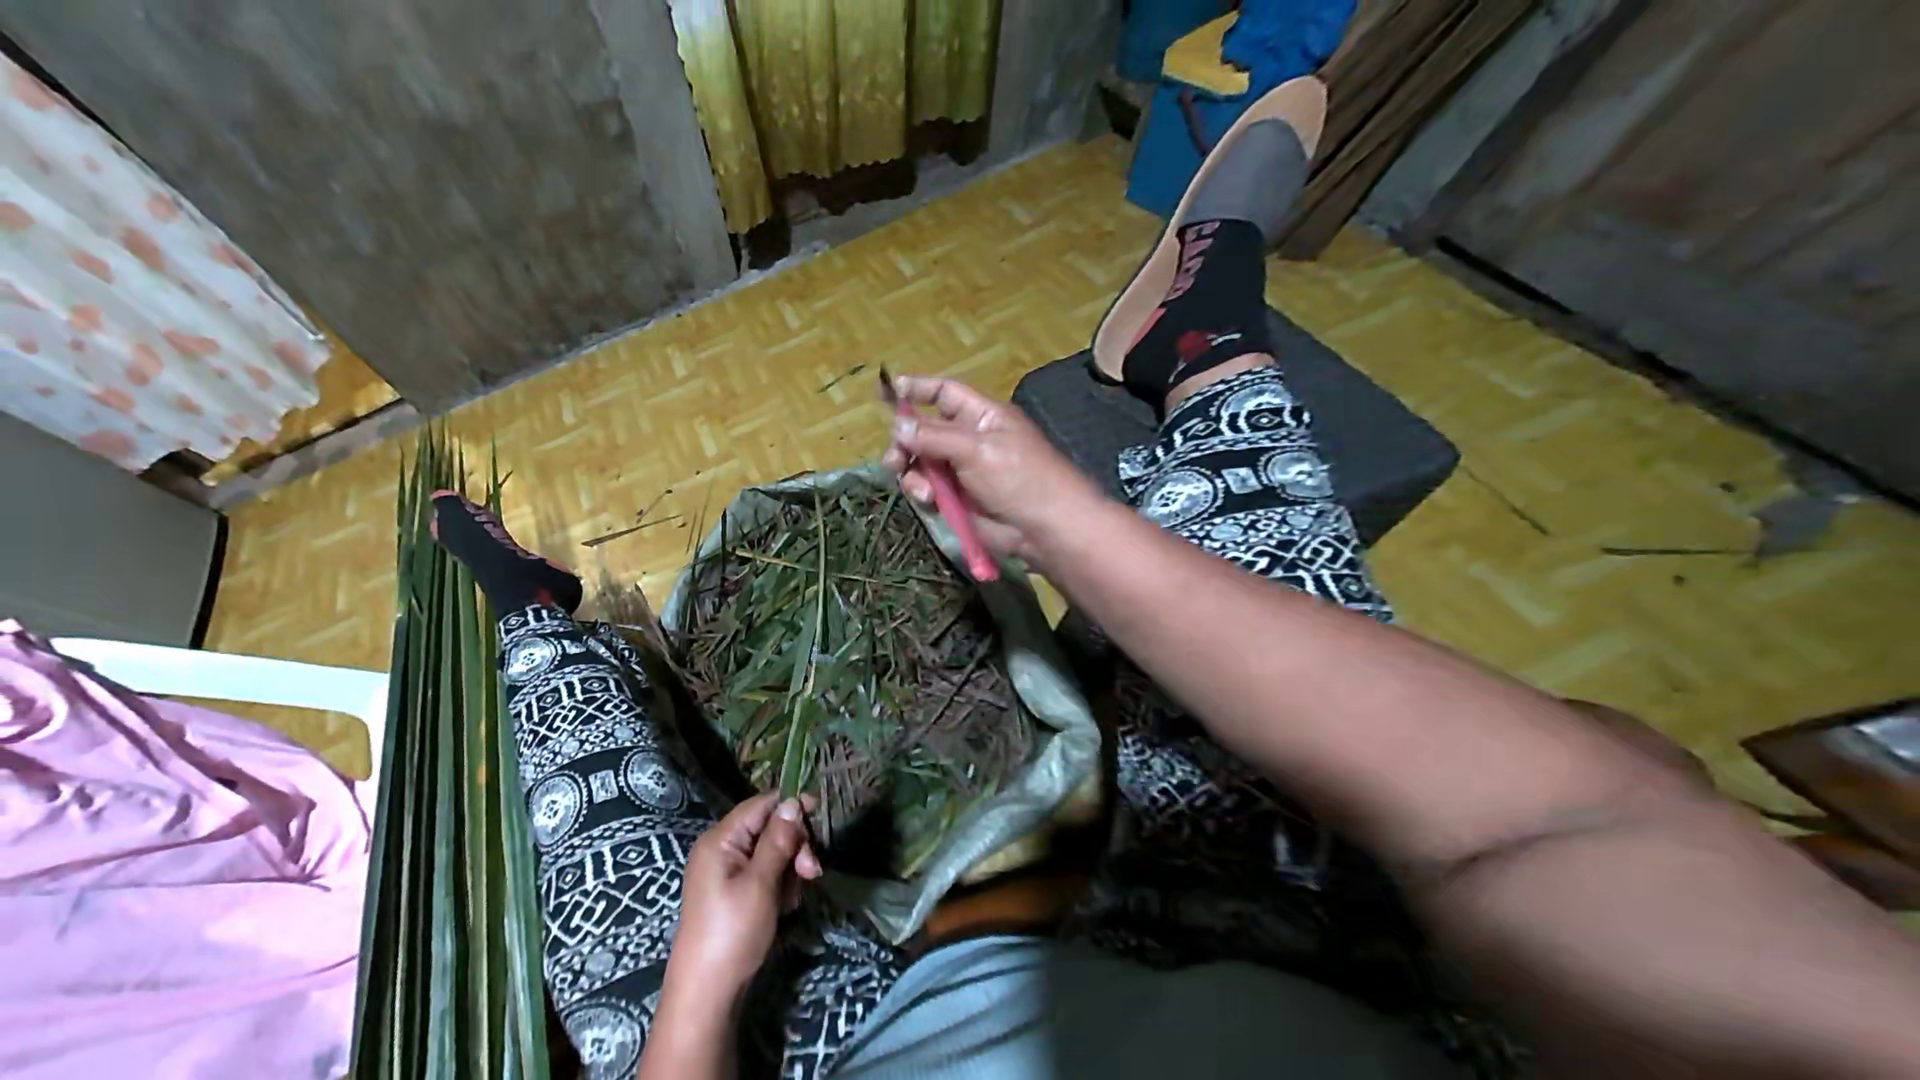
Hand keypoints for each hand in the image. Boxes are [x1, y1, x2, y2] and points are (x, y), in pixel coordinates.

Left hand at [666, 793, 822, 1008]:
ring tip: (796, 895)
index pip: (761, 804)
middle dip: (795, 844)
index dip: (791, 806)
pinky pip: (765, 873)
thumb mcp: (760, 883)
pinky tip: (786, 905)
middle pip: (769, 827)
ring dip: (791, 867)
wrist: (707, 995)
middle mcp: (721, 850)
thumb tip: (793, 802)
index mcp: (720, 840)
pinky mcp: (735, 893)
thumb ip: (778, 840)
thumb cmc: (732, 932)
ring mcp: (727, 873)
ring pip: (772, 851)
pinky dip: (781, 884)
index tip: (820, 816)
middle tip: (811, 871)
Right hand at [880, 374, 1106, 560]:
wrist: (1044, 528)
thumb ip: (934, 436)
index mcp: (981, 416)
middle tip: (894, 460)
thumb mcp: (976, 449)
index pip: (944, 393)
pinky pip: (929, 489)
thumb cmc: (1019, 477)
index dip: (917, 389)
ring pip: (921, 464)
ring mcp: (963, 471)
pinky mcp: (958, 499)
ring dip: (913, 473)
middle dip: (905, 443)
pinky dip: (923, 493)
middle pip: (924, 431)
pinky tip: (929, 501)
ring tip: (921, 489)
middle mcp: (969, 439)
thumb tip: (898, 425)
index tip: (888, 390)